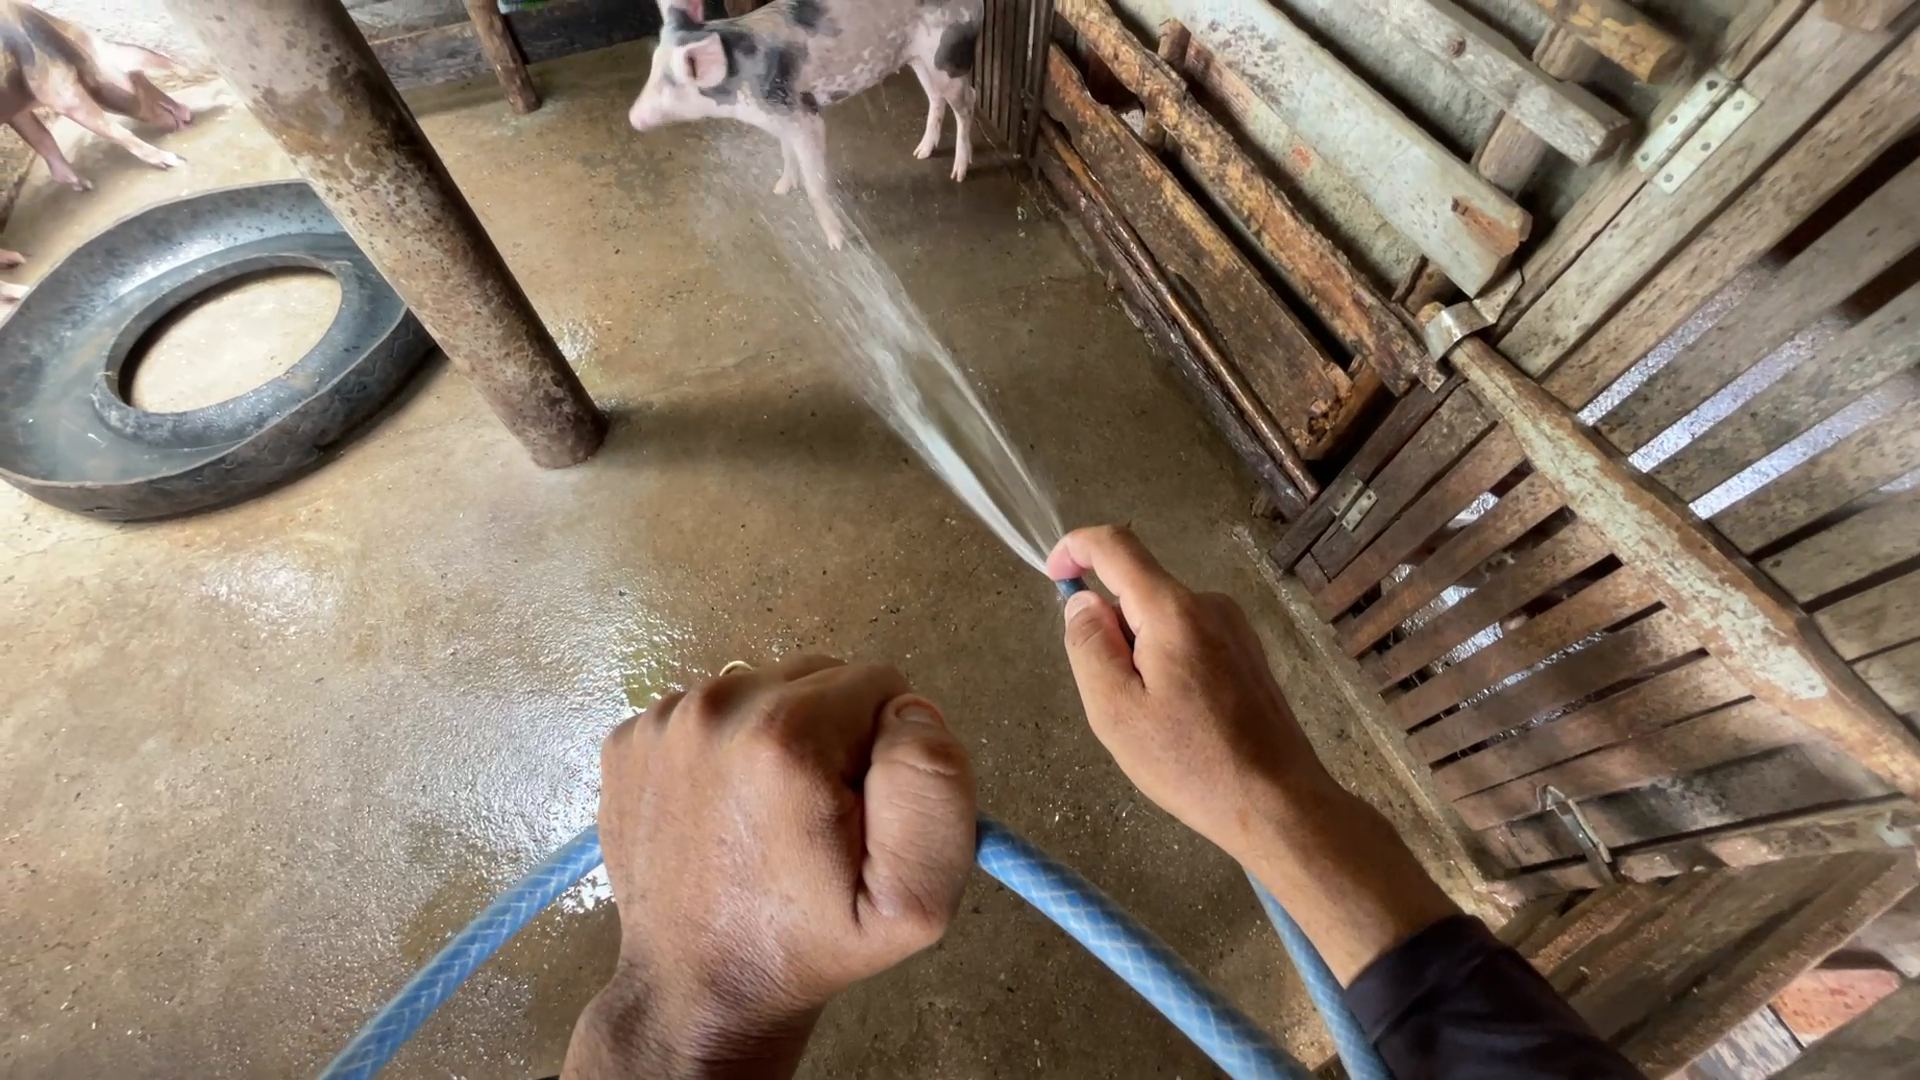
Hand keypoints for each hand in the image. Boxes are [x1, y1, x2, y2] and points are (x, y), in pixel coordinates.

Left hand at [563, 656, 976, 1079]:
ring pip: (767, 687)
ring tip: (772, 808)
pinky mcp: (629, 737)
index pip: (877, 683)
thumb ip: (936, 788)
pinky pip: (715, 710)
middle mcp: (714, 706)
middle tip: (821, 808)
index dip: (885, 743)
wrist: (698, 990)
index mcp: (784, 732)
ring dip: (784, 732)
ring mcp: (662, 720)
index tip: (862, 804)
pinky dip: (731, 743)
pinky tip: (726, 803)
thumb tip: (910, 708)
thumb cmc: (810, 943)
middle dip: (837, 729)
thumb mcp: (912, 898)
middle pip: (820, 675)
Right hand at [1049, 526, 1457, 981]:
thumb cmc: (1190, 762)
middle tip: (1112, 694)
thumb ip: (1089, 644)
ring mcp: (1234, 626)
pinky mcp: (1247, 651)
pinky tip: (1179, 716)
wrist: (1279, 803)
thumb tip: (1082, 600)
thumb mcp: (1115, 710)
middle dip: (1109, 627)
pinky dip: (1164, 658)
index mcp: (1172, 610)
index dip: (1076, 547)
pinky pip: (1187, 634)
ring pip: (1161, 615)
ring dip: (1137, 649)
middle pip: (1137, 588)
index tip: (1054, 575)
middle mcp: (1208, 603)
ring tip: (1150, 715)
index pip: (1116, 545)